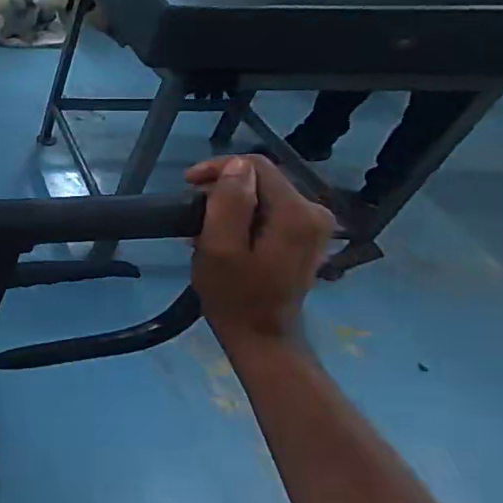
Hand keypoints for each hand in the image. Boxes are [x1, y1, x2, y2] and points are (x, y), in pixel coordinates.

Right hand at [186, 156, 334, 351]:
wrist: (261, 337)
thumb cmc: (234, 296)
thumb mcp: (220, 248)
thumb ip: (229, 203)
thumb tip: (235, 165)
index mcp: (296, 213)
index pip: (255, 166)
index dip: (218, 168)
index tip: (188, 185)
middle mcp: (314, 213)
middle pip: (261, 179)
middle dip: (223, 190)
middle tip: (193, 215)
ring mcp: (313, 227)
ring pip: (263, 195)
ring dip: (230, 205)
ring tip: (203, 229)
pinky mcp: (304, 238)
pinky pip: (269, 212)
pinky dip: (243, 218)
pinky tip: (223, 237)